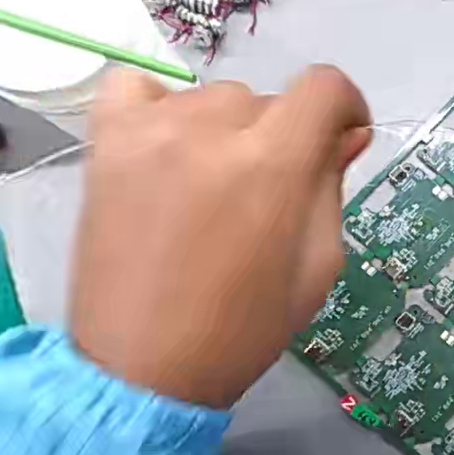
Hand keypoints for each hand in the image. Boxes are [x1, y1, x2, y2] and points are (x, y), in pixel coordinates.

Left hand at [70, 66, 371, 407]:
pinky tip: (170, 149)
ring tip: (216, 189)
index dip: (347, 107)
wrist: (146, 367)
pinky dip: (163, 107)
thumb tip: (348, 134)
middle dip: (286, 138)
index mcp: (273, 167)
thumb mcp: (316, 267)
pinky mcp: (105, 142)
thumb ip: (332, 190)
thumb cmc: (245, 330)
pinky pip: (139, 87)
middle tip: (271, 196)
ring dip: (230, 132)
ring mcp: (150, 131)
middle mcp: (211, 131)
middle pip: (270, 100)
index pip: (324, 89)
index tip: (343, 138)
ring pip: (214, 99)